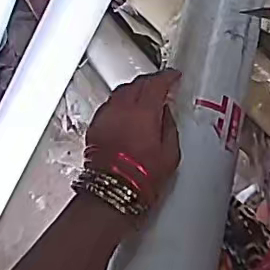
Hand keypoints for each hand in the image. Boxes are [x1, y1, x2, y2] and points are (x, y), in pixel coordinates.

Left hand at [84, 69, 181, 206]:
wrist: (112, 193)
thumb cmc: (140, 178)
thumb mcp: (170, 153)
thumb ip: (170, 126)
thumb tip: (167, 114)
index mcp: (143, 111)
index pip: (156, 83)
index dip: (168, 77)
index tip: (174, 76)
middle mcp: (121, 108)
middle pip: (137, 83)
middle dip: (151, 82)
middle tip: (161, 86)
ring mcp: (106, 116)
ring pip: (121, 92)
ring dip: (134, 92)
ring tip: (144, 100)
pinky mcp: (95, 126)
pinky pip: (109, 106)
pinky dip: (120, 105)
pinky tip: (127, 114)